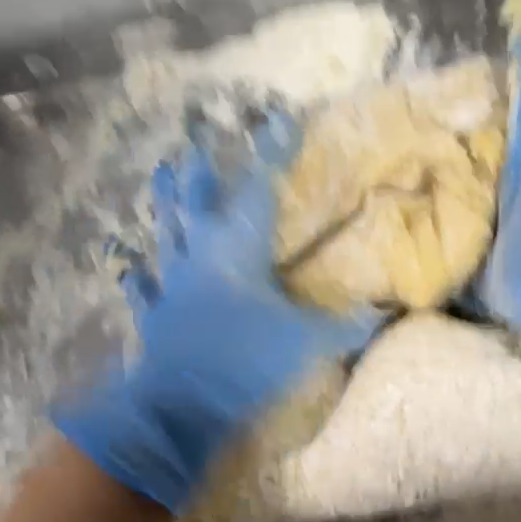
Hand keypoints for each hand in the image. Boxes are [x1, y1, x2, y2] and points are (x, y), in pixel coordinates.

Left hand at [56, 118, 377, 511]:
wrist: (180, 405)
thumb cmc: (246, 361)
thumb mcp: (309, 344)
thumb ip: (349, 327)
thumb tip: (389, 313)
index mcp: (239, 247)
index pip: (260, 184)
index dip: (274, 149)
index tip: (284, 116)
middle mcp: (199, 253)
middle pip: (197, 196)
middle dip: (202, 166)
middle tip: (199, 140)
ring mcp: (171, 282)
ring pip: (165, 231)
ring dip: (165, 205)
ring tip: (160, 175)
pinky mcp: (154, 316)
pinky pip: (144, 288)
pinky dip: (139, 276)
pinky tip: (130, 267)